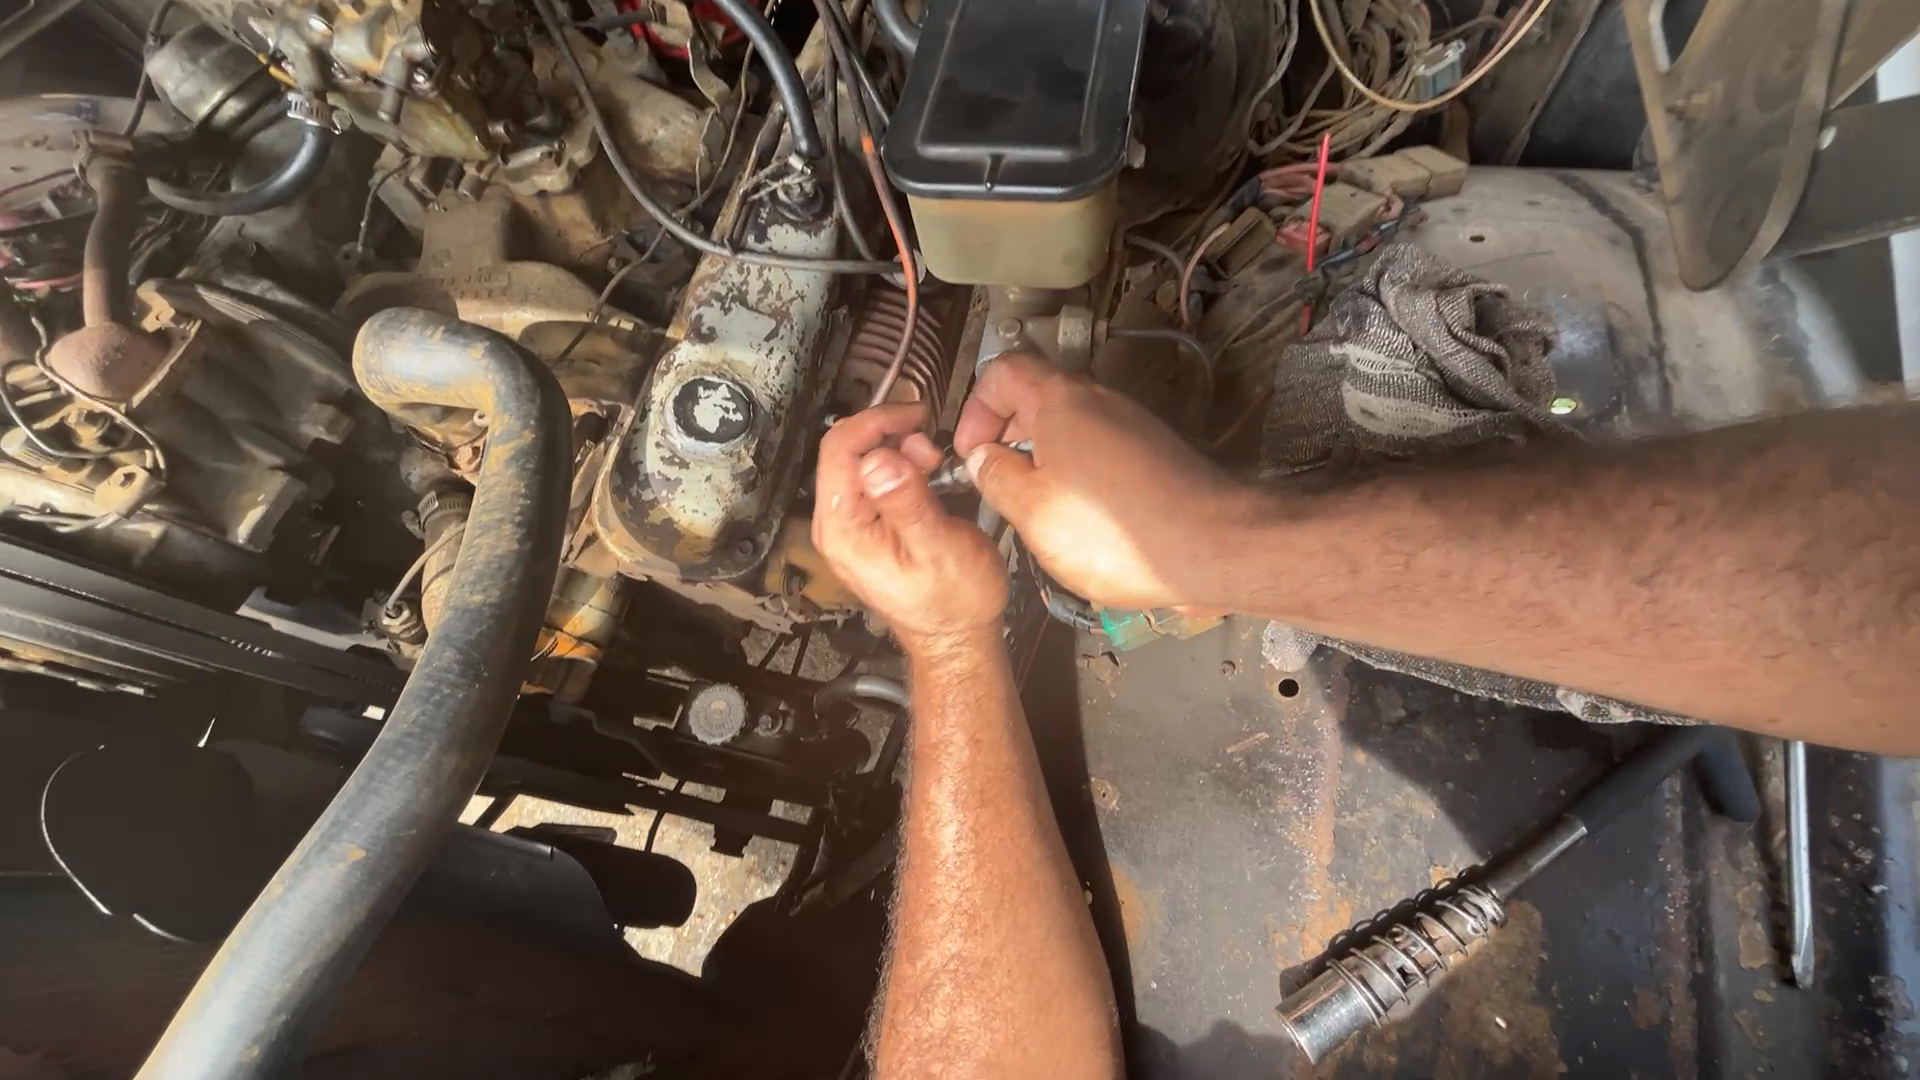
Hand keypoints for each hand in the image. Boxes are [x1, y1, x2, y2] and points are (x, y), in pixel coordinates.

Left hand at [813, 404, 1009, 649]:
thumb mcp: (937, 547)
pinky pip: (874, 481)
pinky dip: (900, 467)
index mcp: (845, 530)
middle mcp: (838, 527)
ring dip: (898, 451)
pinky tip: (925, 479)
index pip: (840, 448)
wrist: (957, 635)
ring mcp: (851, 528)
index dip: (876, 421)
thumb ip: (906, 501)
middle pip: (846, 451)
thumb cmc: (953, 602)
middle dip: (890, 436)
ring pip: (861, 462)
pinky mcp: (867, 528)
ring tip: (932, 467)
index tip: (913, 415)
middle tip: (929, 450)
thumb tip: (879, 459)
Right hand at [955, 353, 1252, 609]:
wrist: (1212, 549)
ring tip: (1031, 505)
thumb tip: (982, 459)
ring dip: (1038, 459)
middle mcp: (1098, 403)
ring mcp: (1128, 428)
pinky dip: (1072, 474)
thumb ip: (995, 476)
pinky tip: (1073, 517)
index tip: (971, 449)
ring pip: (1066, 428)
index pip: (1002, 370)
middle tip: (994, 479)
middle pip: (1035, 398)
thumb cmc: (1120, 531)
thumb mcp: (1031, 509)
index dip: (975, 407)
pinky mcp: (1149, 456)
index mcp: (1061, 401)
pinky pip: (1095, 452)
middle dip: (1005, 435)